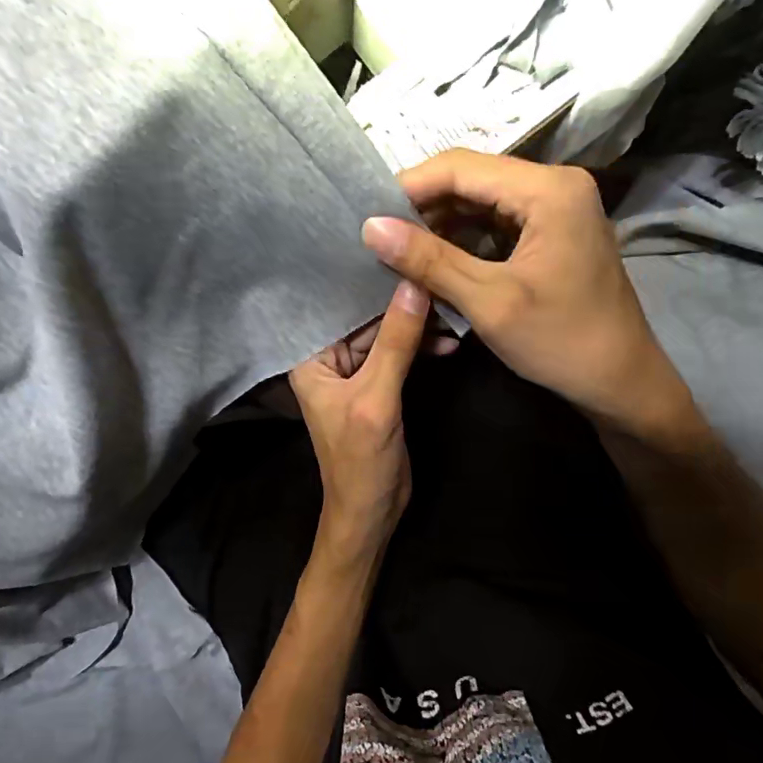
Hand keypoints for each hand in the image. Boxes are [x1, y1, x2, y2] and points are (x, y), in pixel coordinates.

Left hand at [288, 280, 430, 555]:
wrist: (372, 512)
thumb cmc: (361, 460)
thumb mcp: (378, 398)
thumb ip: (395, 343)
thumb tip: (414, 285)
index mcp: (310, 359)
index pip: (339, 308)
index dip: (369, 282)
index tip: (403, 249)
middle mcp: (328, 361)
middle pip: (365, 319)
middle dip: (401, 303)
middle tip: (439, 277)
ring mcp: (354, 375)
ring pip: (386, 335)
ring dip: (417, 327)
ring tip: (452, 312)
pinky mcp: (377, 387)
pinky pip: (397, 355)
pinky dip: (420, 348)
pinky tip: (448, 343)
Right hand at [360, 149, 691, 438]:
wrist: (621, 382)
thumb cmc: (561, 342)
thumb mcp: (489, 302)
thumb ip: (429, 260)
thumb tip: (370, 227)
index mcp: (548, 189)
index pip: (461, 167)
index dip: (409, 187)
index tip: (366, 214)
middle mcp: (555, 184)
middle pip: (472, 179)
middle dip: (423, 207)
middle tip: (378, 237)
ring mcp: (558, 207)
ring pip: (482, 201)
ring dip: (441, 225)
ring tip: (398, 251)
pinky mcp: (554, 231)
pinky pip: (498, 223)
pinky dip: (465, 239)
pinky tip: (435, 261)